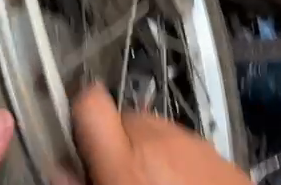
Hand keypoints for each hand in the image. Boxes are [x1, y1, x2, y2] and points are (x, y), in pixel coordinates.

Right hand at [72, 86, 251, 184]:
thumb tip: (61, 171)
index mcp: (125, 161)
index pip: (90, 103)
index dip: (81, 115)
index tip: (79, 141)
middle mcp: (159, 140)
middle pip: (123, 118)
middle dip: (116, 145)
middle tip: (118, 181)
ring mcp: (193, 143)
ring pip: (156, 131)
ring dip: (148, 154)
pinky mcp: (220, 155)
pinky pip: (186, 146)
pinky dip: (178, 163)